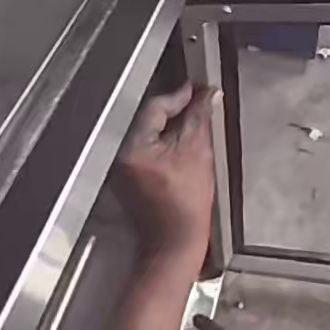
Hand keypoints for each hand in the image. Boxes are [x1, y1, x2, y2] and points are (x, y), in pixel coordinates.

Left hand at [115, 83, 218, 261]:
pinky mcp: (127, 174)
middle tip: (197, 102)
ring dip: (169, 125)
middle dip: (175, 109)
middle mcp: (121, 153)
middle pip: (149, 117)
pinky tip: (179, 143)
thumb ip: (200, 117)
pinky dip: (162, 140)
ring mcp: (122, 164)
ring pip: (148, 131)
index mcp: (134, 146)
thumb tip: (208, 94)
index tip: (196, 90)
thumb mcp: (198, 152)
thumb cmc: (186, 204)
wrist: (175, 240)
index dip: (179, 96)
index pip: (156, 106)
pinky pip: (145, 146)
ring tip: (192, 122)